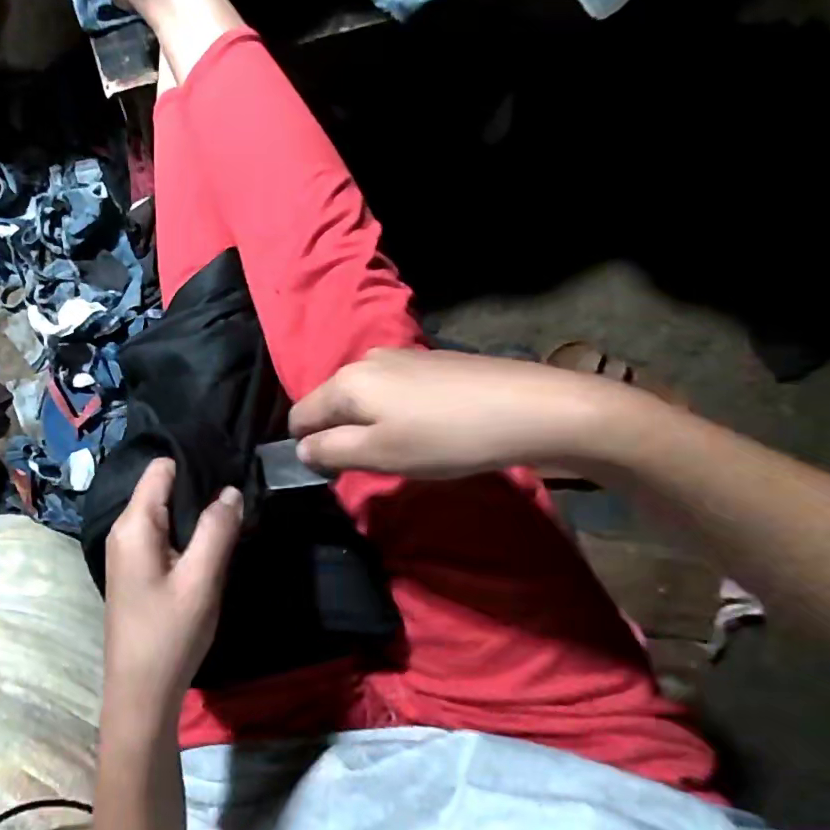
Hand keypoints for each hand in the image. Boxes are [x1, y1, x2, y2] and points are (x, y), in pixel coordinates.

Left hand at [102, 458, 243, 730]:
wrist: (141, 692)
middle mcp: (124, 530)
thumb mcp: (201, 580)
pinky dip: (186, 532)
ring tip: (231, 512)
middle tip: (239, 490)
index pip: (161, 468)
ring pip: (165, 512)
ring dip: (195, 512)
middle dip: (199, 486)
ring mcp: (128, 551)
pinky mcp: (136, 569)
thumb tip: (230, 490)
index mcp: (134, 525)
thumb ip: (217, 530)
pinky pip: (163, 534)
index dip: (195, 462)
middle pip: (162, 487)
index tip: (231, 465)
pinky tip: (211, 542)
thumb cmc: (169, 633)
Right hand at [288, 347, 645, 478]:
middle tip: (374, 465)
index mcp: (346, 382)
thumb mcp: (380, 455)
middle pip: (331, 404)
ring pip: (363, 397)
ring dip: (370, 425)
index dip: (307, 448)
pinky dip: (396, 412)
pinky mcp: (430, 360)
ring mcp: (400, 356)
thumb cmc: (445, 437)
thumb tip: (301, 449)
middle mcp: (366, 360)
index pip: (299, 416)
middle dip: (340, 436)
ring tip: (406, 448)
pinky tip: (430, 427)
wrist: (530, 407)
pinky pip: (392, 389)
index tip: (335, 474)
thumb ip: (330, 452)